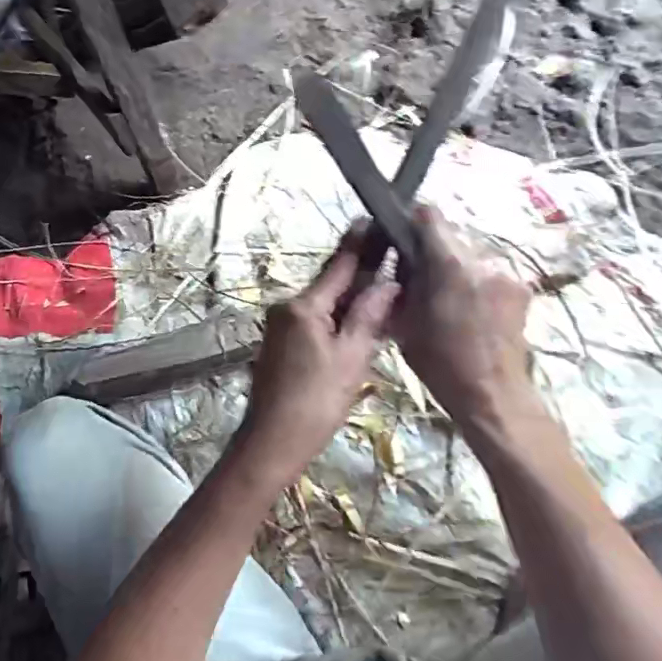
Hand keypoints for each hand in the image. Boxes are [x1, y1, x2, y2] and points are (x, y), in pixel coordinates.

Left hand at [235, 227, 399, 479]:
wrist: (272, 441)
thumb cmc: (315, 402)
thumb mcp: (350, 358)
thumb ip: (368, 317)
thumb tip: (388, 283)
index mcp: (304, 306)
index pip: (338, 266)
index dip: (359, 243)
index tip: (373, 219)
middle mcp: (288, 306)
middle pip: (330, 283)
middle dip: (359, 272)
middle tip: (389, 254)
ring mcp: (281, 324)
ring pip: (324, 303)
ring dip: (350, 298)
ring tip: (383, 287)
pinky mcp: (281, 341)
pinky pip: (315, 320)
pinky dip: (337, 318)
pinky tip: (359, 321)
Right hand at [391, 206, 541, 422]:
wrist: (492, 395)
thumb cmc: (440, 362)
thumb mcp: (405, 320)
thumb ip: (404, 280)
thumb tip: (401, 256)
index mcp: (450, 264)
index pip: (429, 216)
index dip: (413, 221)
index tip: (404, 234)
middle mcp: (482, 259)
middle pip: (452, 237)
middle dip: (435, 250)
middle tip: (423, 277)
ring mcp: (507, 272)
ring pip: (472, 254)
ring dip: (458, 266)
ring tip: (449, 297)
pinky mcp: (522, 286)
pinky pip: (490, 271)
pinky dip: (477, 281)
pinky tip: (471, 307)